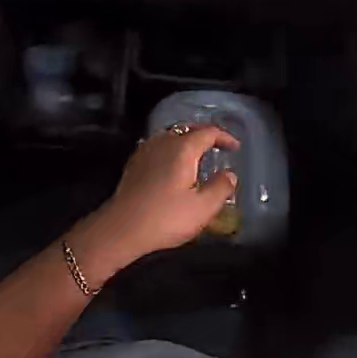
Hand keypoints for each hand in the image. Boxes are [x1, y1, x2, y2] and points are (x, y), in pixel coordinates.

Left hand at [67, 125, 239, 281]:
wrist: (121, 228)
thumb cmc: (165, 218)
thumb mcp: (202, 208)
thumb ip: (221, 188)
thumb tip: (230, 174)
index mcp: (182, 149)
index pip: (208, 133)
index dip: (224, 137)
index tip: (235, 147)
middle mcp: (163, 142)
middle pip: (188, 130)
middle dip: (205, 136)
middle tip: (218, 147)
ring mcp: (145, 150)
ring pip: (171, 136)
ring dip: (187, 141)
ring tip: (198, 155)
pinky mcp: (134, 162)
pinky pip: (158, 146)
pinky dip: (172, 149)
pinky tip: (173, 165)